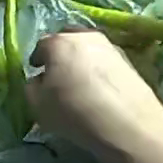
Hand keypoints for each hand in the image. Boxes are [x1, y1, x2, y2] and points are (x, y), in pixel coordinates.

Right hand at [28, 31, 162, 162]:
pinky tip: (97, 89)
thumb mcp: (37, 105)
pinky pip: (104, 61)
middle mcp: (85, 37)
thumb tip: (40, 80)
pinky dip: (97, 70)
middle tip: (57, 74)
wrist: (128, 125)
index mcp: (58, 43)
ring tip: (78, 82)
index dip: (37, 60)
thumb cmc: (74, 112)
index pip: (41, 45)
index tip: (37, 73)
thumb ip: (32, 87)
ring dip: (80, 61)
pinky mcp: (129, 61)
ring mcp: (110, 47)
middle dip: (60, 53)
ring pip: (88, 49)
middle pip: (67, 39)